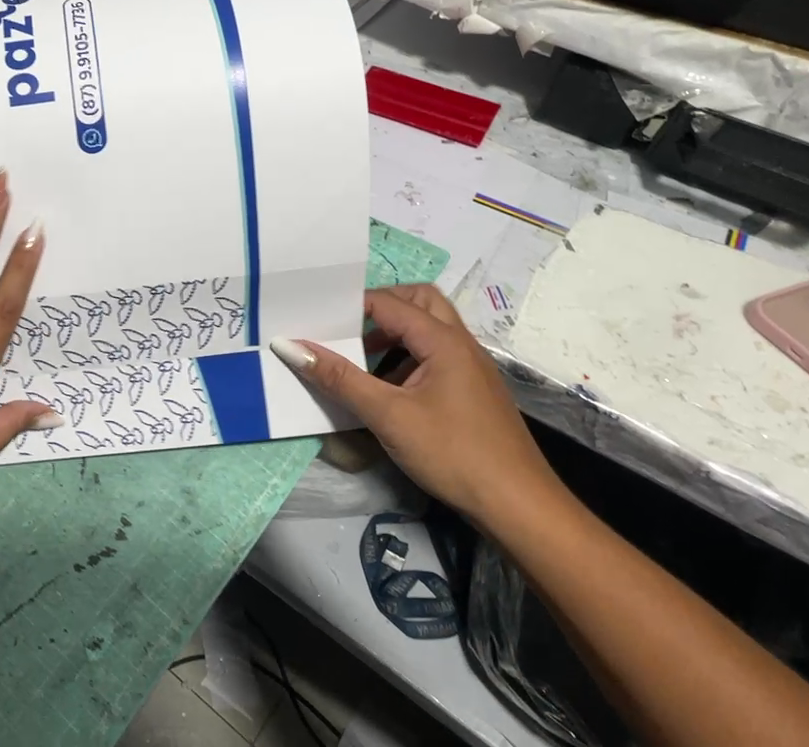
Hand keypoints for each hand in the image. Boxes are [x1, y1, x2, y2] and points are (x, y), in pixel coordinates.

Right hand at [270, 285, 563, 527]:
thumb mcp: (387, 415)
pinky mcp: (470, 391)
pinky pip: (433, 356)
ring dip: (391, 333)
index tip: (313, 315)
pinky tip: (384, 389)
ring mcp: (469, 368)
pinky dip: (404, 357)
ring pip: (428, 329)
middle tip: (343, 325)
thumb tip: (289, 346)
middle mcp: (460, 345)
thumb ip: (339, 378)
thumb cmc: (453, 453)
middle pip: (419, 301)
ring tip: (356, 357)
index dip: (348, 305)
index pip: (388, 303)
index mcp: (443, 341)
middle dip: (379, 305)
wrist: (519, 506)